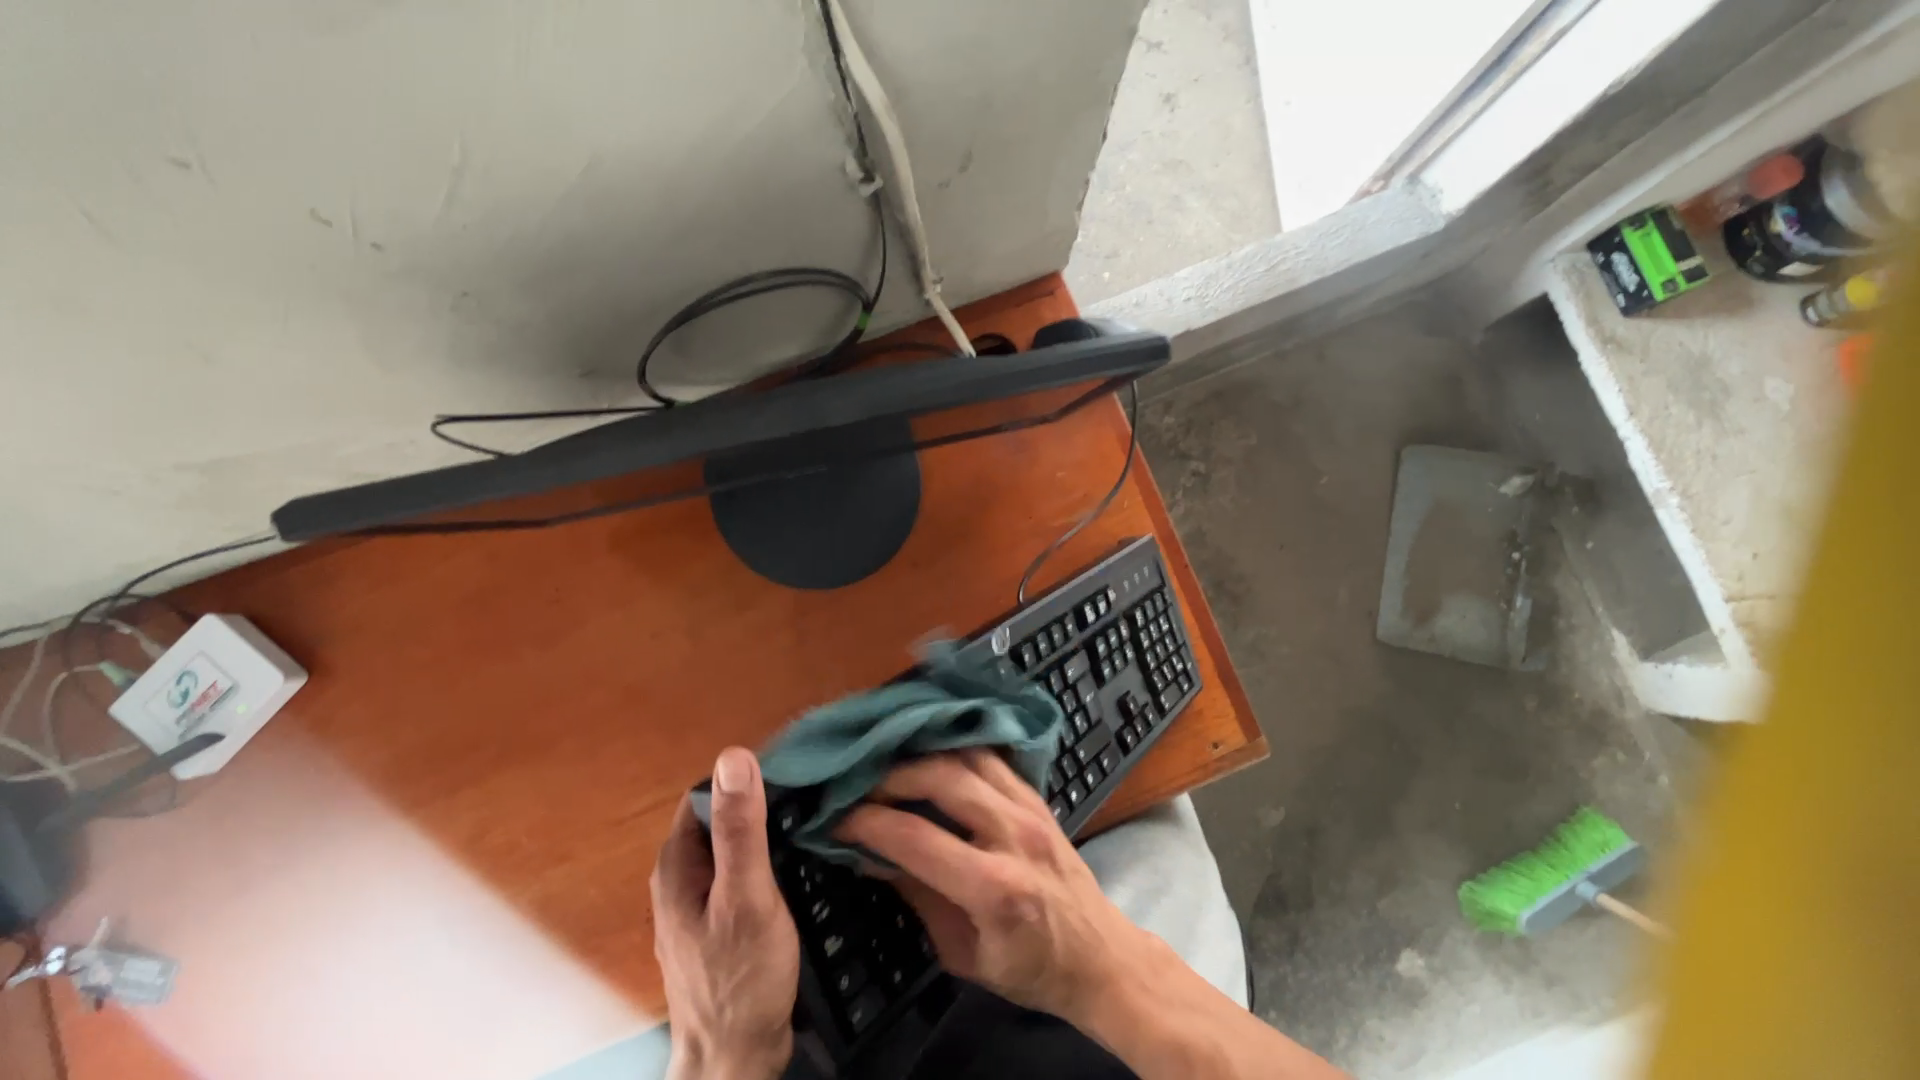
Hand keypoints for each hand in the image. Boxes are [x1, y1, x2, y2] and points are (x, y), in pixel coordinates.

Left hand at [652, 748, 799, 1079]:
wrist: (736, 1059)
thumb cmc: (741, 978)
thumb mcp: (746, 896)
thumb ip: (740, 828)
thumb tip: (734, 754)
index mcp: (677, 862)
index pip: (708, 793)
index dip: (749, 778)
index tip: (796, 772)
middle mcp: (680, 876)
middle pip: (721, 818)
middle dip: (763, 804)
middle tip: (815, 796)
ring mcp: (698, 902)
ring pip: (734, 847)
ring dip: (769, 833)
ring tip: (815, 821)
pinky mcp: (719, 923)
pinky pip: (742, 873)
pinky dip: (769, 861)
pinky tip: (800, 863)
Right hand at [836, 749, 1148, 1022]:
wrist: (1100, 957)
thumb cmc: (1028, 968)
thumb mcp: (961, 953)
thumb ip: (917, 897)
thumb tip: (870, 855)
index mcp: (994, 888)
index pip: (915, 837)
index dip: (867, 823)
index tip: (835, 821)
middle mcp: (1014, 836)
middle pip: (940, 779)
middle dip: (889, 777)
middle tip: (856, 787)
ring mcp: (1031, 811)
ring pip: (966, 758)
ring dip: (919, 757)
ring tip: (885, 767)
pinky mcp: (1038, 799)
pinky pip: (991, 758)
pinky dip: (954, 751)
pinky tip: (929, 756)